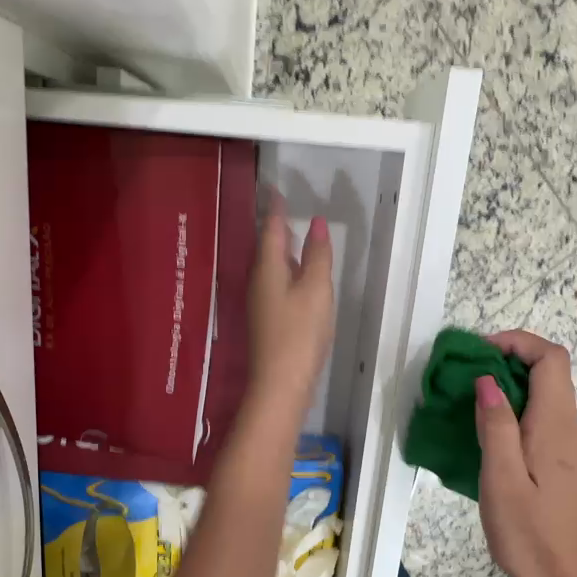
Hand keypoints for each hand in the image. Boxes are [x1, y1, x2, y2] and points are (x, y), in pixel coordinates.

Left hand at [246, 193, 334, 418]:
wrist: (280, 385)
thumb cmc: (299, 334)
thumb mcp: (316, 290)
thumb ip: (318, 256)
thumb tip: (317, 223)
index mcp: (267, 269)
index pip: (271, 230)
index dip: (277, 210)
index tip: (277, 190)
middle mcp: (258, 283)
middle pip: (266, 248)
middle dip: (275, 229)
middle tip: (284, 210)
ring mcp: (260, 304)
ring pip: (269, 268)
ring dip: (280, 251)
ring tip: (292, 237)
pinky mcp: (267, 322)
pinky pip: (274, 285)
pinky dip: (285, 273)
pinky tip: (295, 278)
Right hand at [473, 330, 576, 576]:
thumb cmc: (529, 533)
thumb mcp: (502, 478)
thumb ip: (496, 425)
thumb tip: (488, 381)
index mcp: (554, 425)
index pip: (551, 358)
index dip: (518, 343)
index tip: (479, 354)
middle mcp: (566, 428)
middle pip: (548, 372)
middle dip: (506, 360)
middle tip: (464, 377)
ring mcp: (564, 447)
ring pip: (542, 395)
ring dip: (506, 387)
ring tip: (466, 402)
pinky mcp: (557, 464)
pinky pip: (537, 419)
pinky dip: (511, 411)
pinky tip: (482, 434)